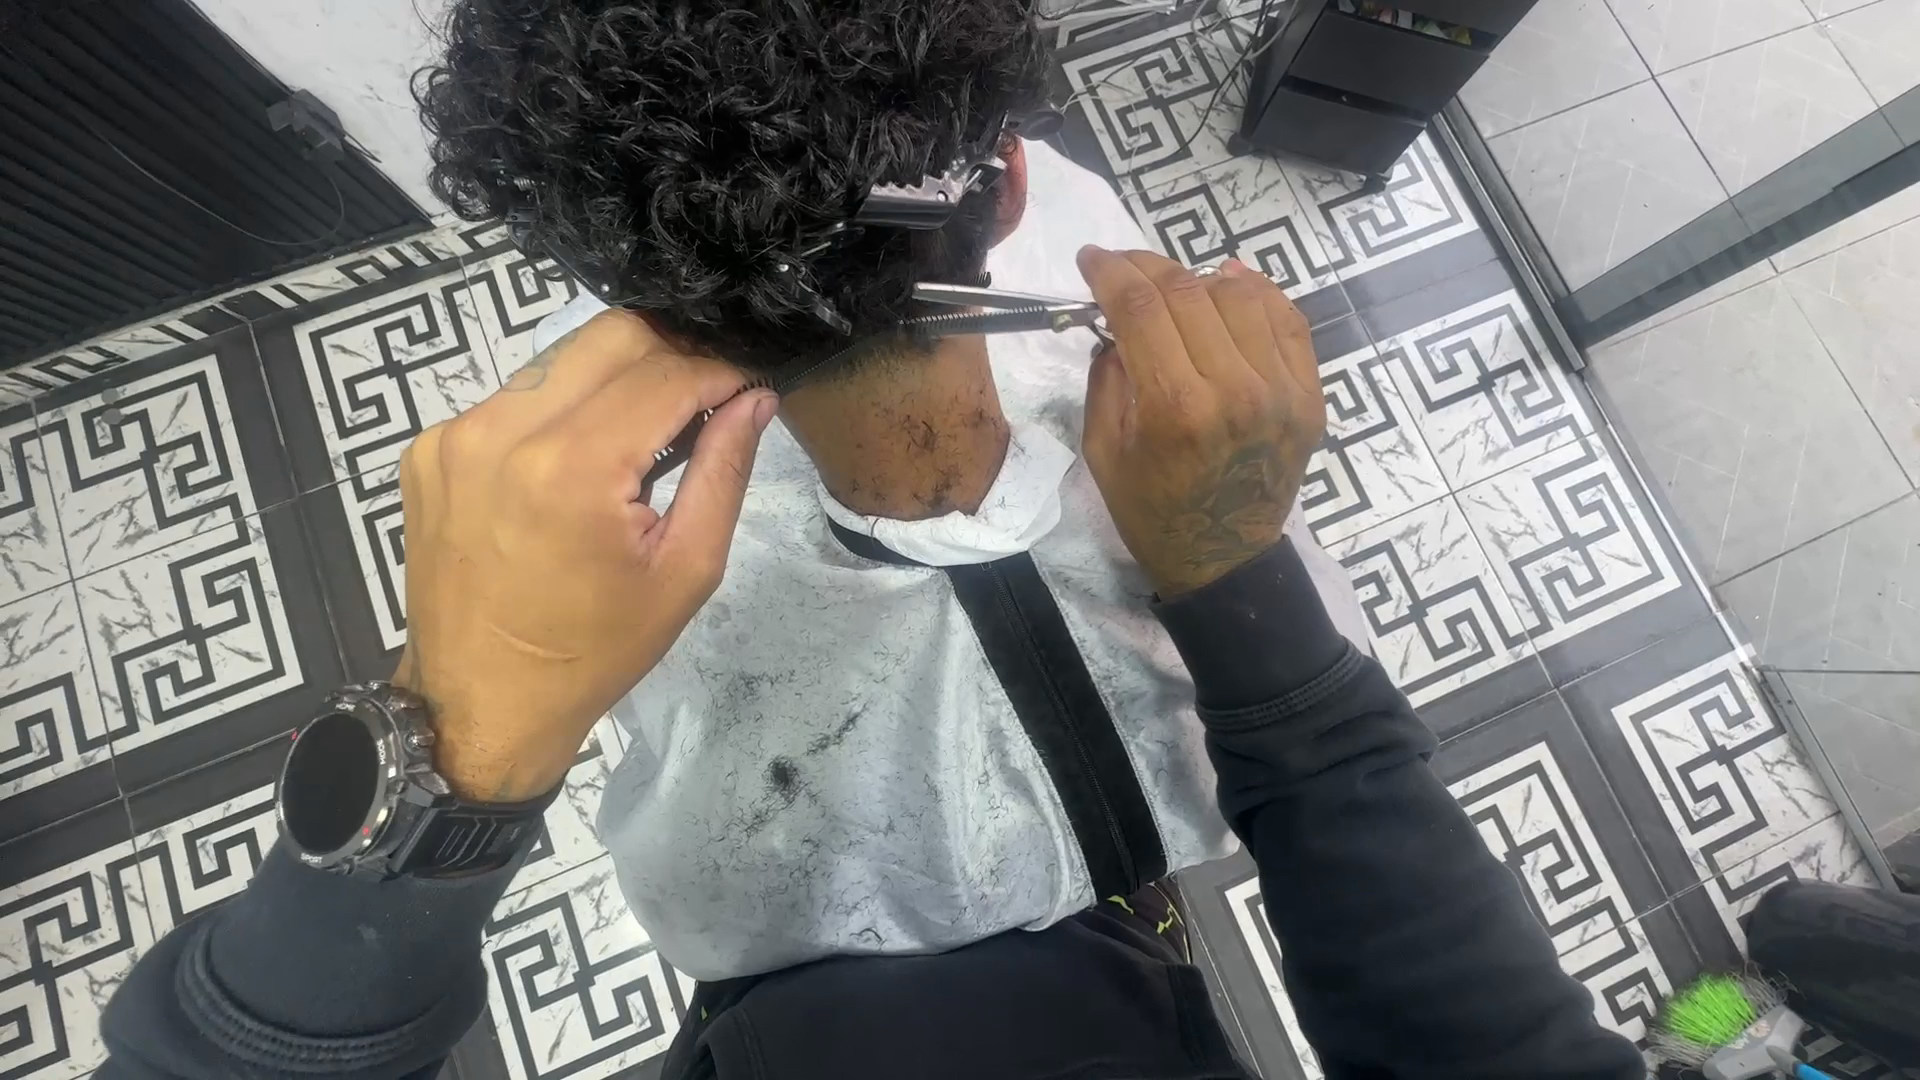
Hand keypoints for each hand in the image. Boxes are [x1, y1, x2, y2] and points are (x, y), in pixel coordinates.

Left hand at [393, 310, 777, 800]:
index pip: (666, 375)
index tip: (749, 388)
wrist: (484, 699)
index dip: (720, 372)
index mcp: (573, 468)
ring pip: (563, 357)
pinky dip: (569, 405)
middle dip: (674, 353)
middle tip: (707, 398)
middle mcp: (504, 430)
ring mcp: (456, 433)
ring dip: (622, 376)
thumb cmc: (600, 647)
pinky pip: (520, 394)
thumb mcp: (687, 569)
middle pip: (610, 336)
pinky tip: (588, 454)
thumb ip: (723, 471)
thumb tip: (755, 400)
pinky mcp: (432, 447)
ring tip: (652, 427)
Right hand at [1077, 247, 1324, 596]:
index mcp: (1175, 410)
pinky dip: (1254, 291)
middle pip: (1188, 292)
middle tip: (1121, 269)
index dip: (1111, 272)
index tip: (1090, 259)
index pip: (1142, 309)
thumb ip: (1107, 379)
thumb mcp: (1103, 452)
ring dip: (1195, 280)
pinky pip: (1285, 318)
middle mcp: (1235, 389)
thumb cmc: (1151, 512)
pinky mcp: (1310, 394)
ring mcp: (1282, 389)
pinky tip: (1227, 284)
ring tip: (1170, 290)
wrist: (1221, 558)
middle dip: (1145, 267)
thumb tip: (1117, 325)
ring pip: (1239, 295)